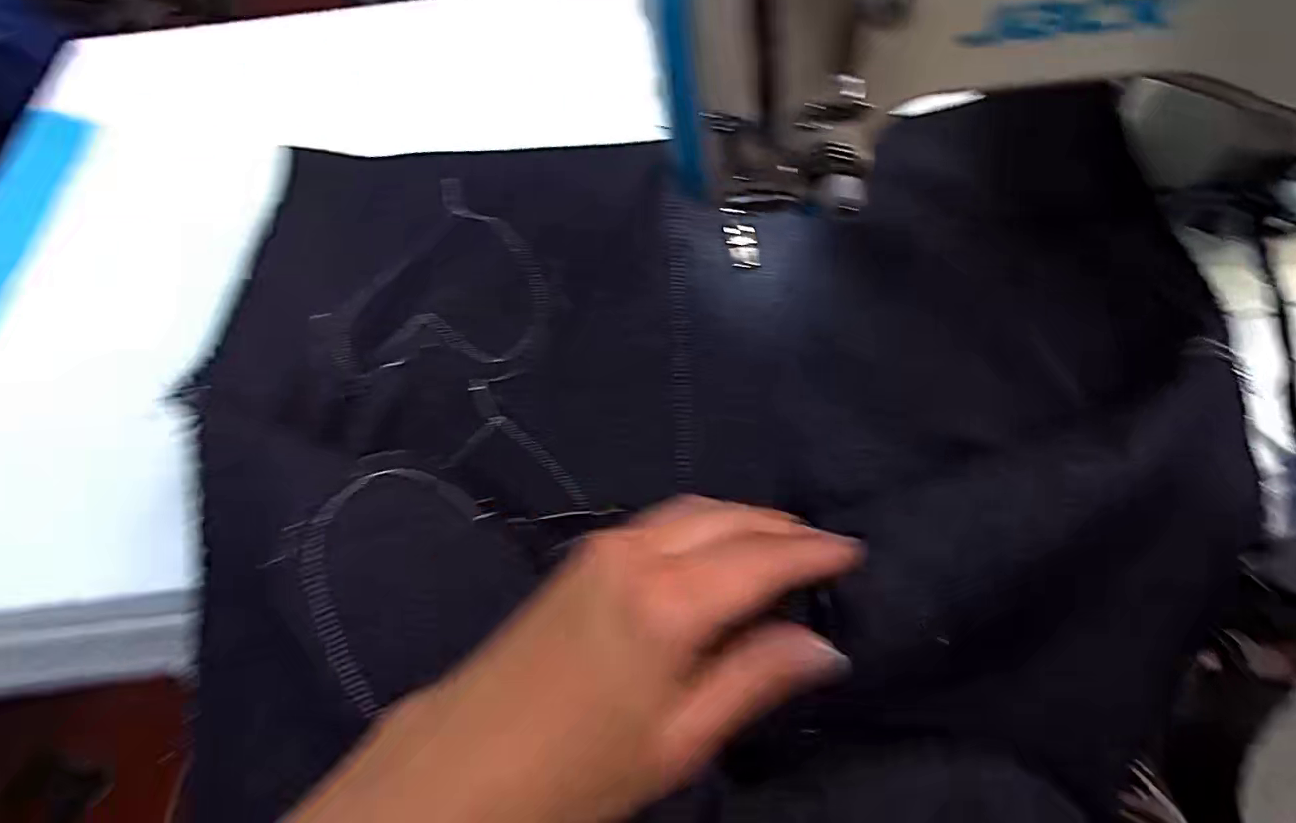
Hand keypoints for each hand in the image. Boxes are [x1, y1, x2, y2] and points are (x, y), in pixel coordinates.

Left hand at [289, 497, 863, 822]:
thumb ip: (756, 678)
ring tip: (781, 545)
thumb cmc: (572, 779)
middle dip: (785, 529)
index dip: (815, 552)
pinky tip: (719, 546)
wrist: (441, 784)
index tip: (853, 551)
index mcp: (672, 600)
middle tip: (824, 549)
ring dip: (746, 519)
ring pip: (700, 509)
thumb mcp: (677, 742)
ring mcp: (609, 545)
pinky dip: (710, 522)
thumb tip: (827, 646)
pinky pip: (669, 518)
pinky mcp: (585, 553)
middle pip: (734, 519)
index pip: (765, 557)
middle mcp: (643, 552)